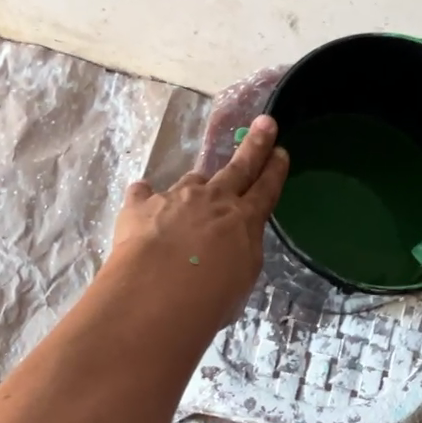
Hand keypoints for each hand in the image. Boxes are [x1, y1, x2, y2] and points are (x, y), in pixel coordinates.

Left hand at [109, 114, 288, 321]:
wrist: (158, 294)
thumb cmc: (210, 299)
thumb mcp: (240, 280)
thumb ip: (239, 254)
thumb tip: (230, 245)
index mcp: (243, 220)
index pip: (265, 190)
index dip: (274, 170)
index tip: (281, 151)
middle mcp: (212, 200)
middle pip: (238, 167)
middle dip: (254, 145)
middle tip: (264, 124)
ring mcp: (175, 198)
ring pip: (192, 181)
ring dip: (196, 187)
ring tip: (192, 201)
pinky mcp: (140, 205)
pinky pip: (145, 195)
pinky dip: (148, 200)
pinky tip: (144, 206)